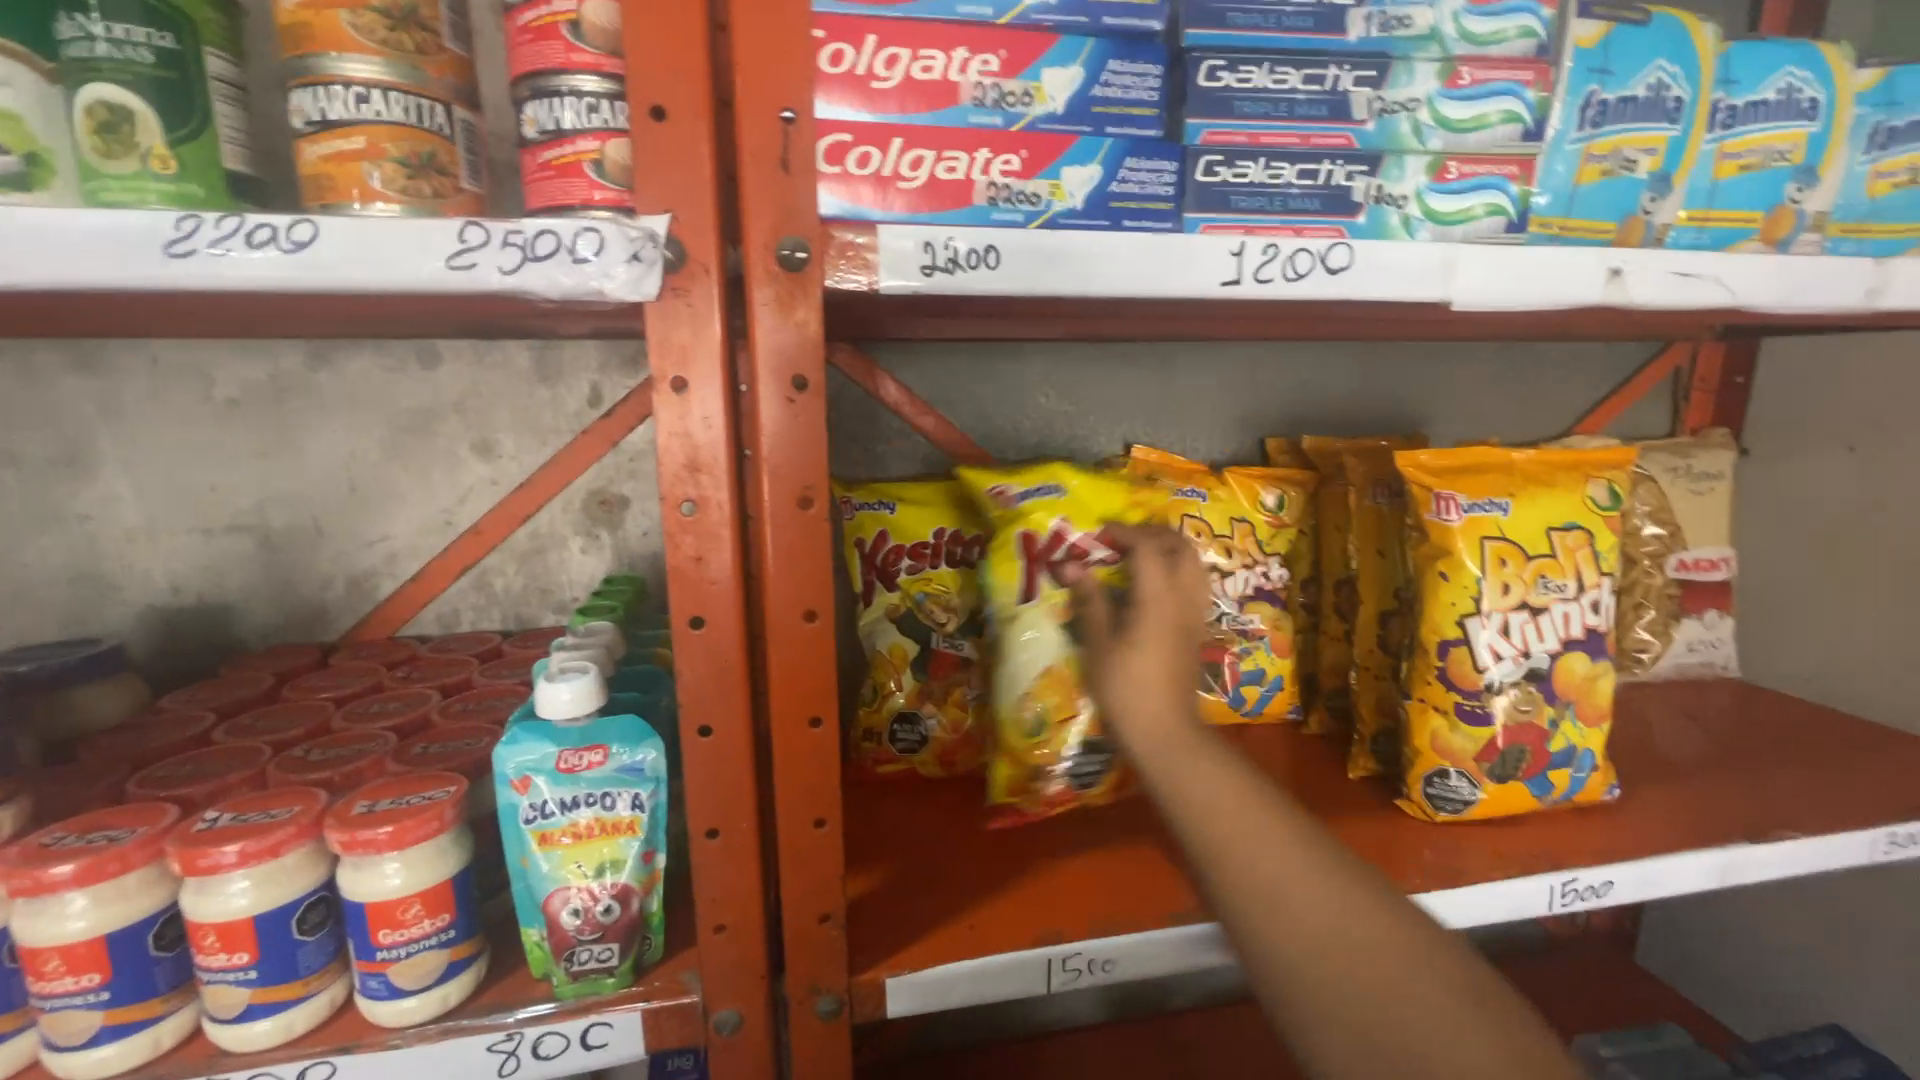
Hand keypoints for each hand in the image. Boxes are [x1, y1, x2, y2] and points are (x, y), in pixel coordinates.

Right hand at [1058, 524, 1209, 750]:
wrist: (1164, 733)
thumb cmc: (1124, 689)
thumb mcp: (1098, 643)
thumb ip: (1089, 599)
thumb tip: (1071, 565)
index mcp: (1158, 598)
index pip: (1147, 547)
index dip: (1122, 533)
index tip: (1098, 533)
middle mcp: (1183, 599)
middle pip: (1179, 547)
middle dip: (1150, 535)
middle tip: (1120, 540)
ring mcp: (1195, 615)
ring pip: (1193, 565)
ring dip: (1168, 551)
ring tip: (1138, 557)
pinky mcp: (1196, 631)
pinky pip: (1194, 586)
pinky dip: (1176, 572)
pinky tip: (1153, 587)